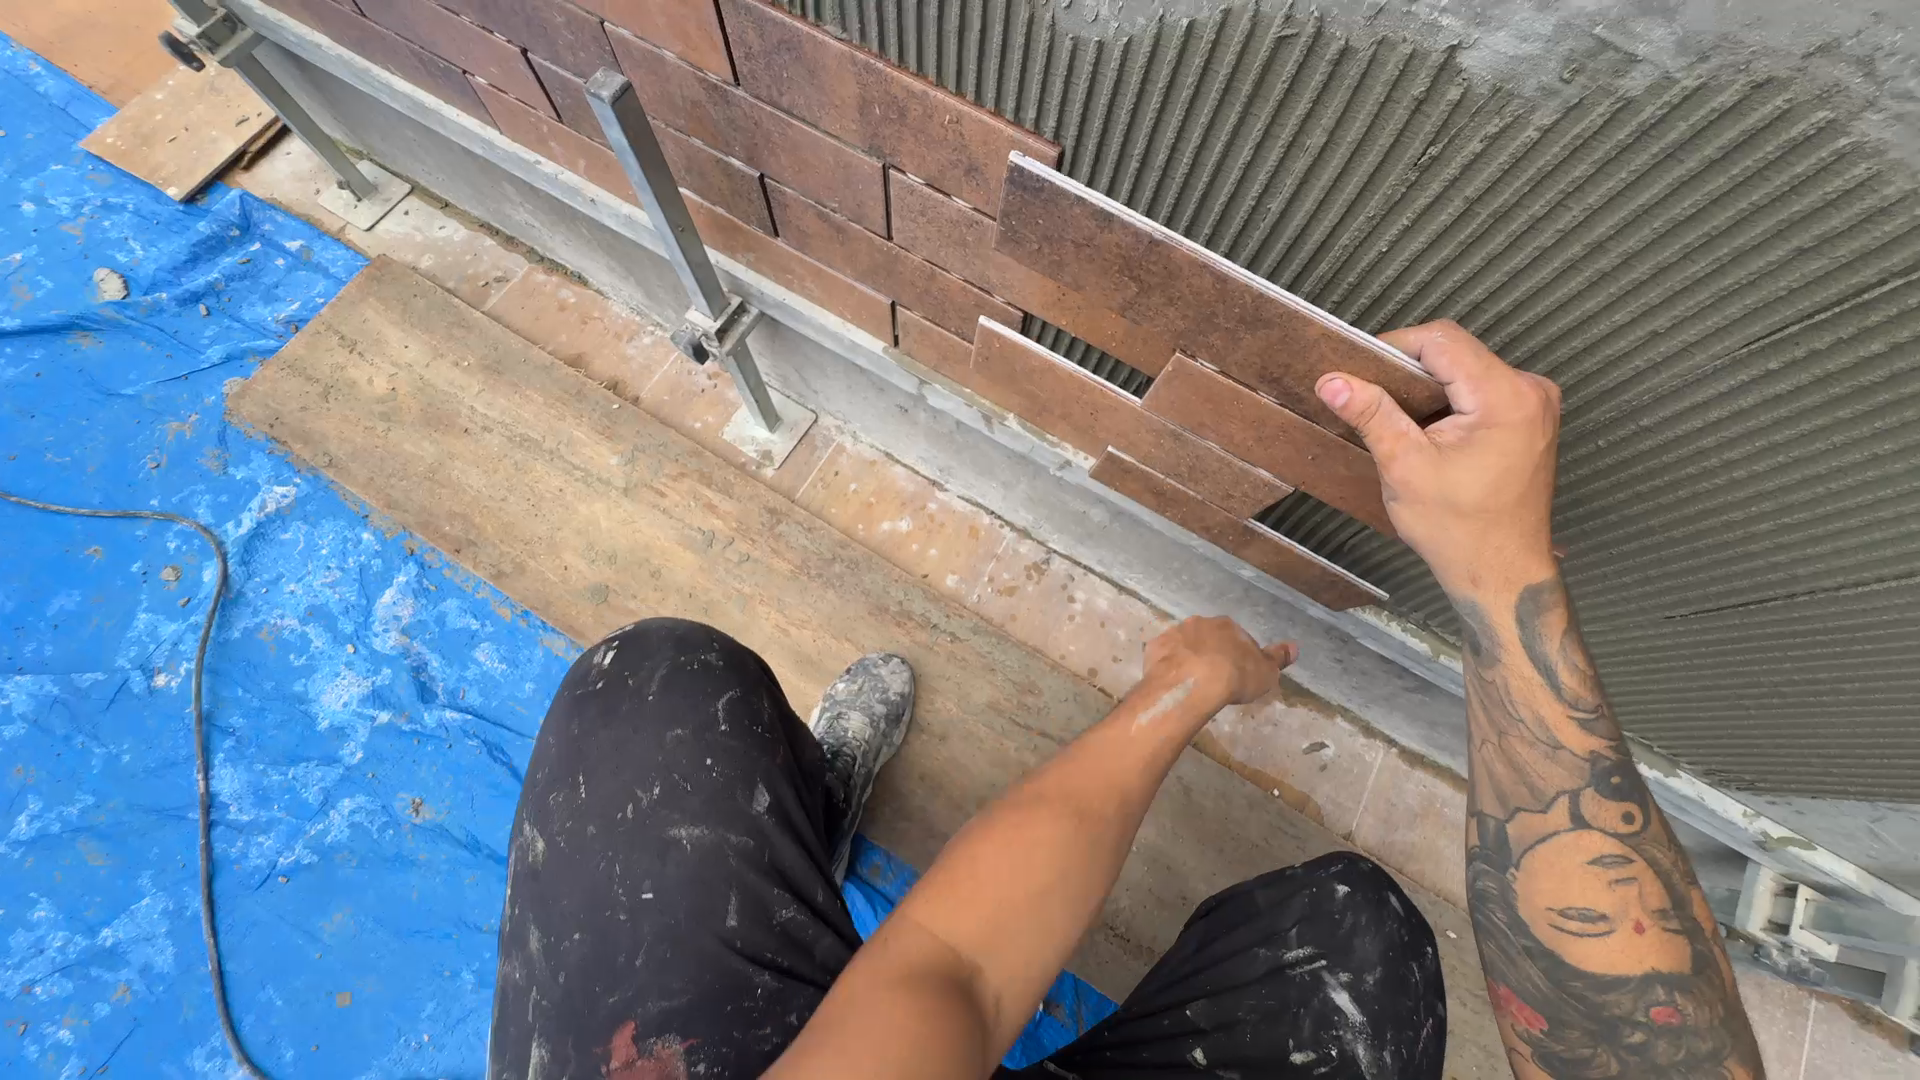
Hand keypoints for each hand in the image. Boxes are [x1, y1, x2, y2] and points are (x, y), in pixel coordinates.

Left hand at [1142, 616, 1297, 713]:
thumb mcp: (1266, 672)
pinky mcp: (1155, 647)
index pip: (1237, 637)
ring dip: (1188, 657)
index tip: (1238, 673)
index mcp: (1227, 625)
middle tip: (1215, 677)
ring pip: (1184, 644)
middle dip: (1211, 652)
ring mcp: (1174, 633)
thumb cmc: (1235, 676)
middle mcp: (1199, 623)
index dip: (1238, 656)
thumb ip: (1278, 658)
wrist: (1193, 682)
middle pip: (1207, 637)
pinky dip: (1168, 665)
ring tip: (1193, 682)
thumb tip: (1293, 647)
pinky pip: (1164, 655)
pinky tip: (1173, 681)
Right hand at [1314, 320, 1560, 598]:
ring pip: (1463, 369)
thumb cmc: (1453, 526)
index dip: (1392, 346)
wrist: (1499, 569)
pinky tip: (1419, 429)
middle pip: (1454, 352)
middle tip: (1365, 398)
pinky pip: (1476, 389)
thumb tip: (1331, 380)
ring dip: (1422, 387)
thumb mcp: (1403, 466)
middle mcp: (1529, 389)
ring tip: (1389, 417)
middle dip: (1404, 370)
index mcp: (1505, 396)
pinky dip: (1442, 401)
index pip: (1442, 340)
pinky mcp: (1527, 418)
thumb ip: (1371, 415)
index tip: (1354, 372)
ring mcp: (1533, 403)